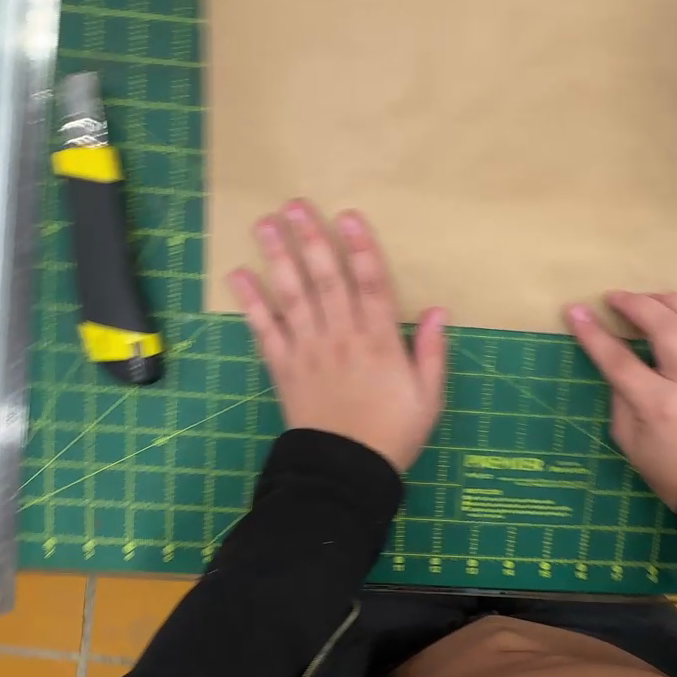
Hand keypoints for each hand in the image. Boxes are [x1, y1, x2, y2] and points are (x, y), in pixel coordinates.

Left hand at [226, 201, 447, 472]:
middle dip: (311, 239)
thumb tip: (438, 310)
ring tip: (266, 224)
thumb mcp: (429, 397)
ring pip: (293, 295)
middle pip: (326, 279)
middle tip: (295, 205)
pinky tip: (238, 275)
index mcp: (380, 341)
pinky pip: (264, 330)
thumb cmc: (393, 433)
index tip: (347, 215)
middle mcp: (342, 336)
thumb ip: (432, 352)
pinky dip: (250, 302)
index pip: (372, 284)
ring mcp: (308, 350)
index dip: (361, 247)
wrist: (345, 471)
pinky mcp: (282, 367)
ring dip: (279, 257)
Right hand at [566, 291, 676, 508]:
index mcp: (660, 406)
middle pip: (665, 326)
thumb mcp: (627, 438)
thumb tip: (617, 354)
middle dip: (635, 304)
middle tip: (614, 298)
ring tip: (650, 301)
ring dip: (670, 301)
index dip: (594, 333)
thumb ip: (621, 392)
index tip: (575, 311)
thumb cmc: (667, 467)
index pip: (620, 359)